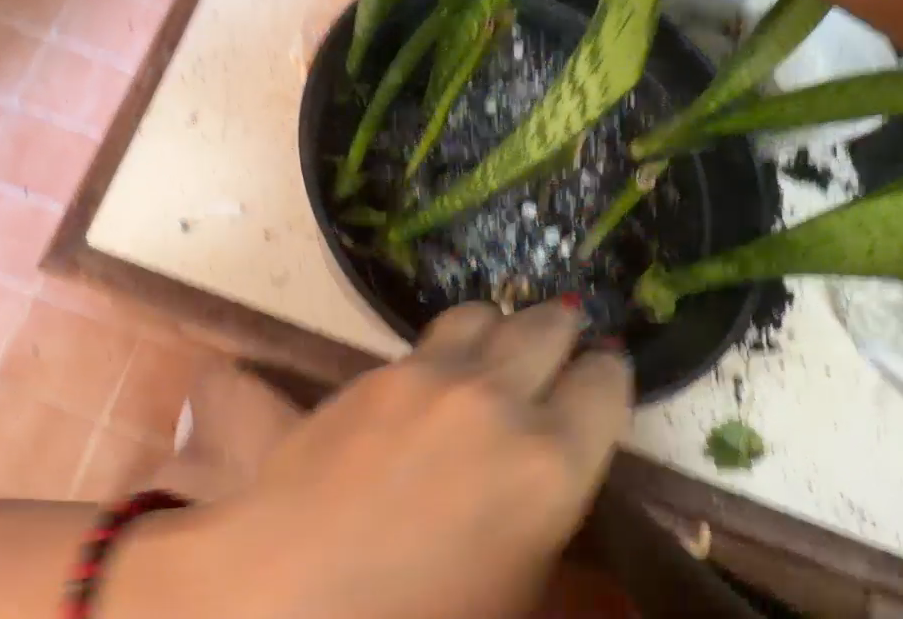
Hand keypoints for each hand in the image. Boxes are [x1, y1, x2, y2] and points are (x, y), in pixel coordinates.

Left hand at [153, 299, 632, 618]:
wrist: (293, 583)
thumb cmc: (424, 614)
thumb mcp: (520, 583)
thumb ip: (548, 510)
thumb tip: (551, 471)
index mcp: (552, 460)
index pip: (604, 384)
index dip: (608, 377)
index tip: (603, 376)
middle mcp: (497, 397)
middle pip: (547, 326)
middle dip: (564, 328)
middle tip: (566, 335)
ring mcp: (431, 374)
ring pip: (484, 314)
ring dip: (502, 326)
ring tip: (501, 343)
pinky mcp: (376, 369)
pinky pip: (428, 340)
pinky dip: (448, 348)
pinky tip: (438, 377)